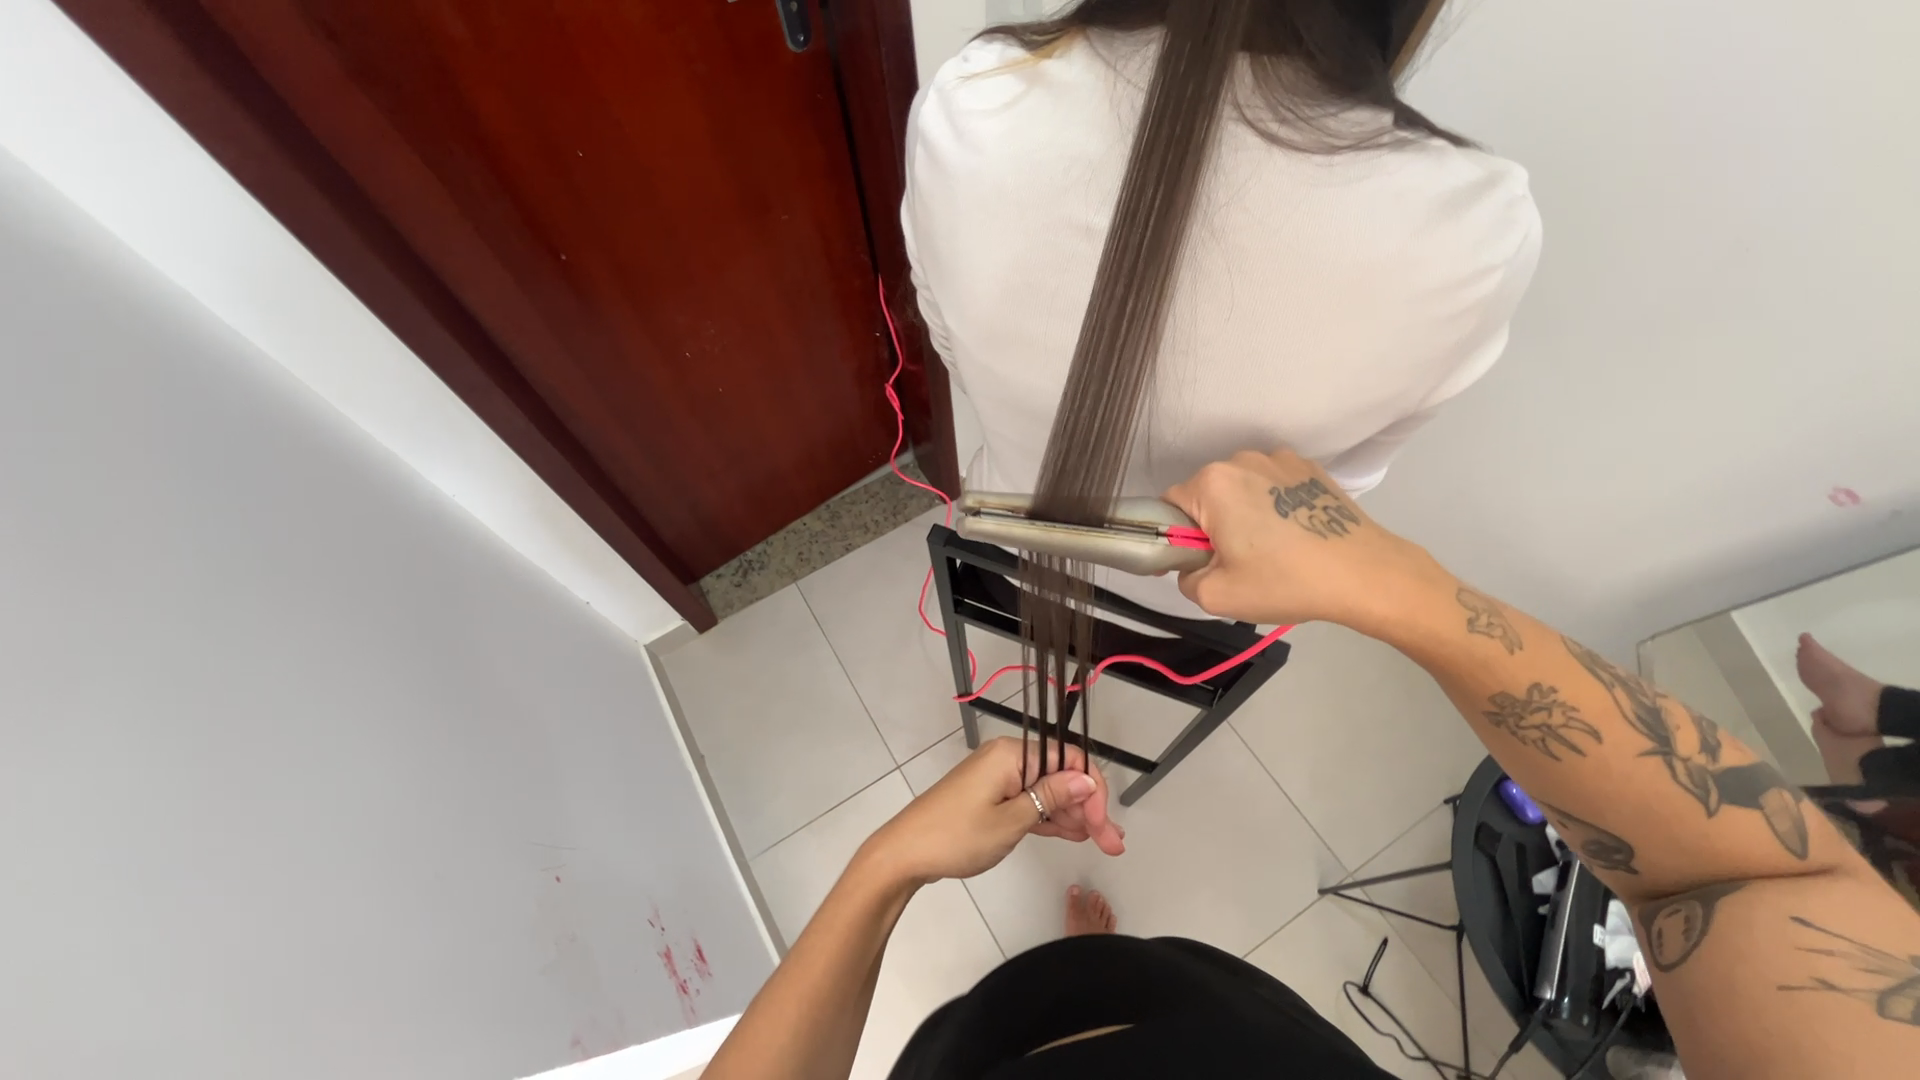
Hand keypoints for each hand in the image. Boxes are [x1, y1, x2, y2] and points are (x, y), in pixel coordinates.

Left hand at [860, 737, 1124, 885]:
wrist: (905, 853)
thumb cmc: (957, 836)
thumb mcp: (1011, 821)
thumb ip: (1052, 798)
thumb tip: (1087, 780)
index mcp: (1012, 754)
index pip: (1067, 759)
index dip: (1091, 790)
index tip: (1103, 826)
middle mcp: (1008, 759)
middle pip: (1060, 776)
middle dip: (1088, 808)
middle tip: (1112, 845)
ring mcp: (999, 779)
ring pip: (1047, 791)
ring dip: (1073, 816)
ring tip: (1101, 844)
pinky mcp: (992, 798)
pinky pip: (1030, 801)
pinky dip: (1050, 818)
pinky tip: (1073, 834)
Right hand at [1162, 447, 1440, 629]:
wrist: (1365, 574)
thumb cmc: (1285, 582)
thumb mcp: (1215, 596)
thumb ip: (1184, 577)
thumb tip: (1193, 564)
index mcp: (1212, 484)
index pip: (1169, 505)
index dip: (1175, 537)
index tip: (1195, 562)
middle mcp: (1242, 459)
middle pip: (1205, 495)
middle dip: (1210, 525)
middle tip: (1234, 562)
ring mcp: (1280, 460)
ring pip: (1240, 489)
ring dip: (1242, 514)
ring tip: (1269, 550)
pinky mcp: (1309, 469)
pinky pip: (1272, 486)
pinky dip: (1273, 507)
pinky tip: (1293, 536)